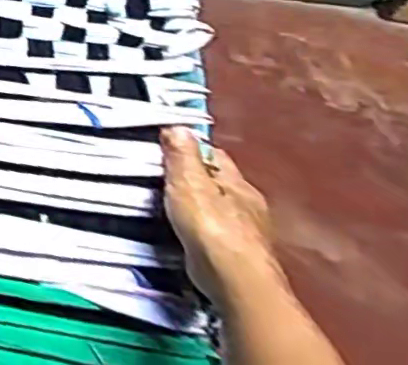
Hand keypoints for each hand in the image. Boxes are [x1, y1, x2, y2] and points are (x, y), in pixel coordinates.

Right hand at [160, 126, 282, 309]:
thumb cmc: (212, 227)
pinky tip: (180, 225)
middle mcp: (247, 206)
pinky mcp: (232, 252)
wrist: (233, 281)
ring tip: (165, 196)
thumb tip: (178, 127)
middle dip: (192, 174)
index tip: (164, 143)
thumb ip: (182, 154)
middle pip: (215, 180)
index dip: (190, 147)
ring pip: (214, 204)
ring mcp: (243, 231)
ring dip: (194, 200)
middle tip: (160, 169)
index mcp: (239, 185)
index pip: (214, 154)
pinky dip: (195, 222)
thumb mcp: (189, 182)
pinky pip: (210, 226)